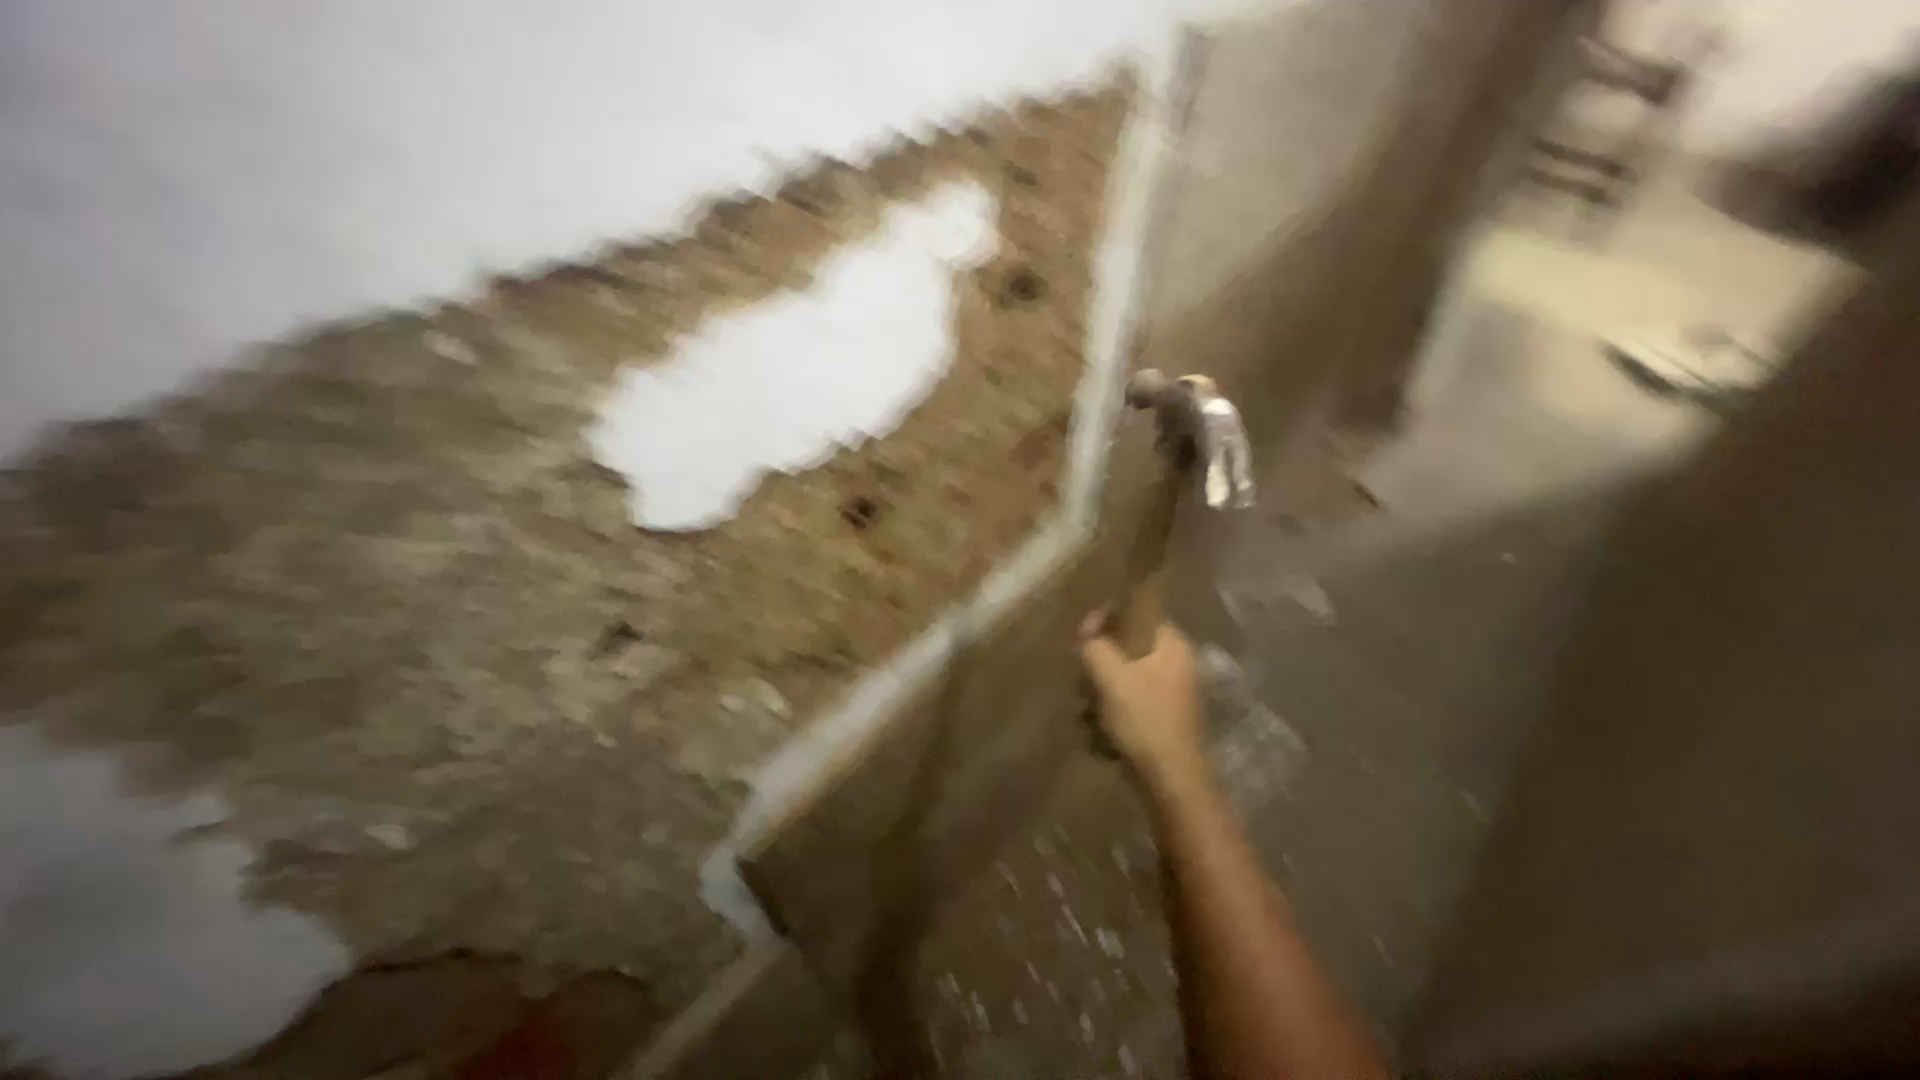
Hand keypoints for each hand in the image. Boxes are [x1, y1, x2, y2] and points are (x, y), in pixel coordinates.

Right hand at [1079, 613, 1207, 783]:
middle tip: (1082, 680)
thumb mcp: (1112, 678)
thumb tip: (1088, 636)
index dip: (1108, 619)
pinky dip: (1112, 713)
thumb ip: (1095, 648)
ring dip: (1101, 692)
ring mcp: (1172, 694)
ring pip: (1125, 677)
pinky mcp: (1163, 720)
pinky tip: (1097, 732)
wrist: (1173, 782)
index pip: (1138, 613)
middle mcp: (1177, 665)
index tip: (1083, 638)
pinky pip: (1130, 703)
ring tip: (1086, 712)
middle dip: (1099, 663)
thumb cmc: (1145, 722)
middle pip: (1128, 648)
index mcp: (1173, 646)